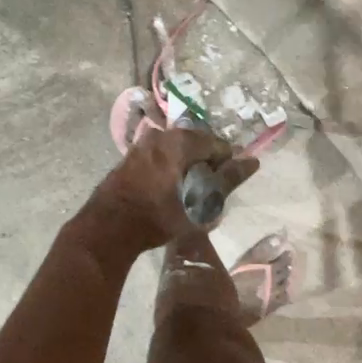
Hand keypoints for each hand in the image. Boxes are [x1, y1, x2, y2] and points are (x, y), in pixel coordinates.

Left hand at [84, 128, 258, 252]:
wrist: (108, 228)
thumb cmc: (159, 216)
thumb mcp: (200, 202)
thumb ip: (228, 180)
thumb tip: (252, 162)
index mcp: (181, 140)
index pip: (218, 145)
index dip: (226, 166)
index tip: (223, 188)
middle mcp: (161, 134)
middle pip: (196, 146)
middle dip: (206, 166)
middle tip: (208, 193)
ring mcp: (142, 144)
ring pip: (176, 152)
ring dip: (187, 168)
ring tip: (189, 195)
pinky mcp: (129, 158)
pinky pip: (159, 158)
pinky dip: (169, 170)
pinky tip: (168, 191)